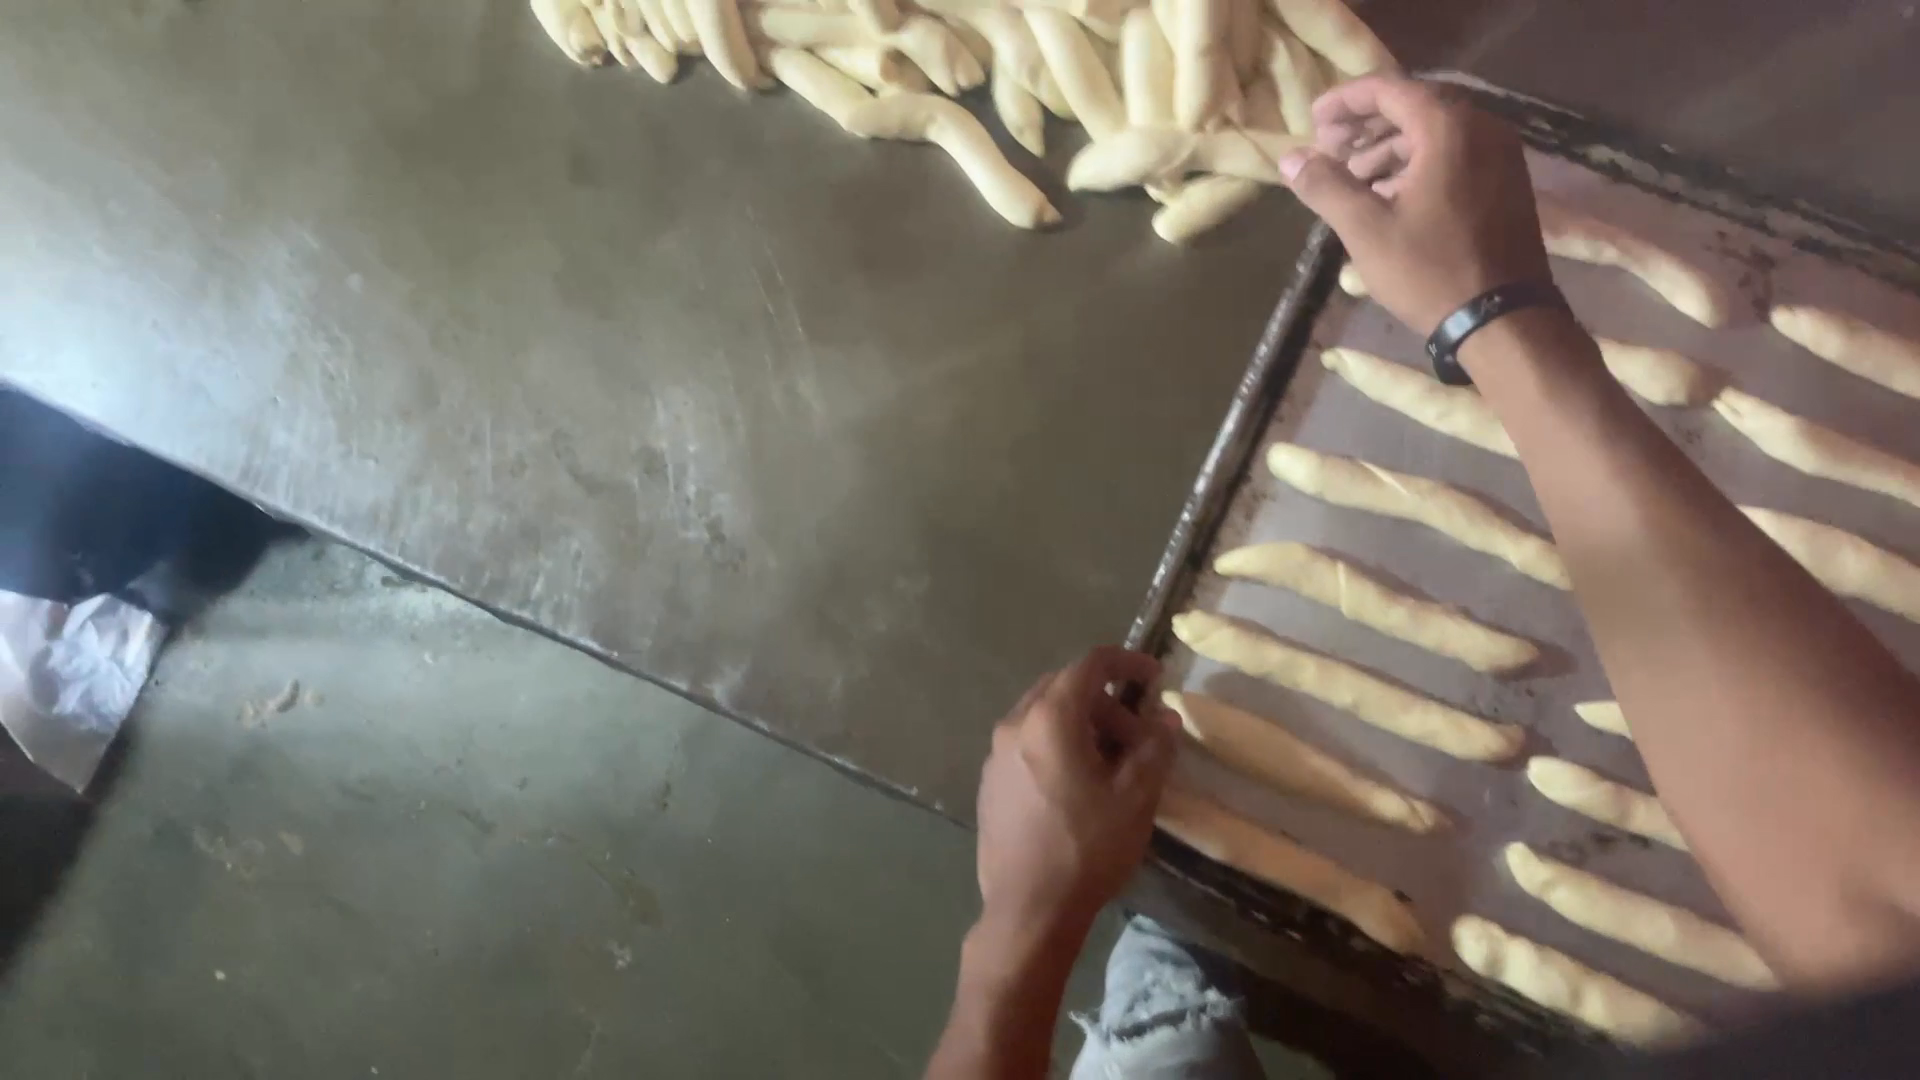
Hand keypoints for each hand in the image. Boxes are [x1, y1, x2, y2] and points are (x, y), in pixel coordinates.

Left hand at [974, 647, 1179, 939]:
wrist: (1027, 909)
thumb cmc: (1086, 848)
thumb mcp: (1135, 798)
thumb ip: (1154, 749)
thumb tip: (1166, 720)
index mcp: (1049, 717)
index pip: (1090, 664)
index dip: (1127, 662)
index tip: (1155, 676)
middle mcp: (1015, 723)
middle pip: (1065, 688)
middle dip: (1107, 701)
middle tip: (1139, 735)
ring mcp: (995, 752)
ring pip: (1044, 715)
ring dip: (1082, 724)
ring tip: (1112, 763)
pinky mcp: (989, 779)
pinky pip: (1027, 741)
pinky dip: (1057, 743)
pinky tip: (1077, 784)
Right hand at [1278, 75, 1551, 334]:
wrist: (1498, 314)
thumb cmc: (1427, 270)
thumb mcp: (1365, 231)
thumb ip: (1326, 187)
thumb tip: (1290, 159)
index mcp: (1448, 130)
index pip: (1390, 90)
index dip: (1346, 101)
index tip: (1312, 121)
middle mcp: (1482, 128)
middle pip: (1414, 106)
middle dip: (1366, 124)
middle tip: (1327, 148)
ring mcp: (1499, 154)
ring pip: (1434, 132)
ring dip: (1387, 146)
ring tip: (1351, 176)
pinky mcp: (1503, 182)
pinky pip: (1452, 154)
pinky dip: (1414, 162)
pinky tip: (1387, 194)